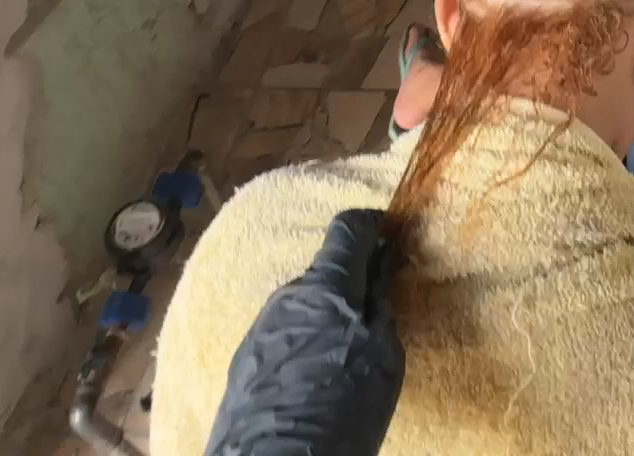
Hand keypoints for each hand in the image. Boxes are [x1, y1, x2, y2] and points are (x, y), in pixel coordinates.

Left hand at [202, 209, 403, 455]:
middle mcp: (288, 294)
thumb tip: (382, 261)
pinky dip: (305, 342)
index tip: (391, 237)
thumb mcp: (384, 353)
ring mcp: (259, 328)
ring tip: (344, 358)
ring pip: (305, 305)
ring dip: (327, 315)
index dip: (373, 224)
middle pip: (326, 270)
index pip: (348, 226)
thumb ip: (381, 300)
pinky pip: (284, 334)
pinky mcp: (241, 363)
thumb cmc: (342, 408)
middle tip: (375, 315)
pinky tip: (315, 380)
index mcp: (326, 284)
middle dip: (352, 282)